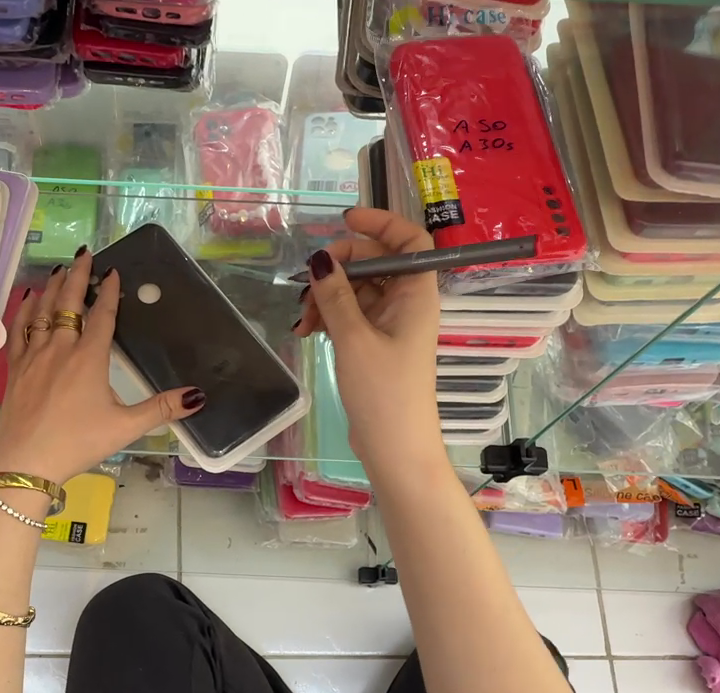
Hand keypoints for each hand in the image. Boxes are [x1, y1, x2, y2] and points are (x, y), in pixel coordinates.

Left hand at [0, 249, 203, 483]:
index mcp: (89, 358)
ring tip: (61, 270)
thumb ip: (161, 409)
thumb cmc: (78, 444)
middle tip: (85, 253)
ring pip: (42, 310)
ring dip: (53, 287)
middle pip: (69, 302)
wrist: (27, 463)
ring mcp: (33, 356)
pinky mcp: (15, 369)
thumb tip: (197, 396)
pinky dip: (25, 310)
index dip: (110, 291)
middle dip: (79, 275)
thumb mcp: (125, 428)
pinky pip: (19, 330)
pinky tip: (28, 300)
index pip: (102, 315)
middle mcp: (60, 348)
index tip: (114, 272)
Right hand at [294, 208, 446, 477]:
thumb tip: (320, 259)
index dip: (380, 223)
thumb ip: (335, 297)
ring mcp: (391, 327)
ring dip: (327, 299)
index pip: (408, 240)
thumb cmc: (384, 392)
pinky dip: (330, 319)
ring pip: (357, 292)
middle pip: (375, 265)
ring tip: (303, 322)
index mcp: (416, 294)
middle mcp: (407, 304)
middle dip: (338, 270)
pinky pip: (351, 317)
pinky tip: (308, 333)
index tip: (344, 219)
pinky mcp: (375, 347)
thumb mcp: (355, 340)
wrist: (394, 447)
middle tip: (307, 287)